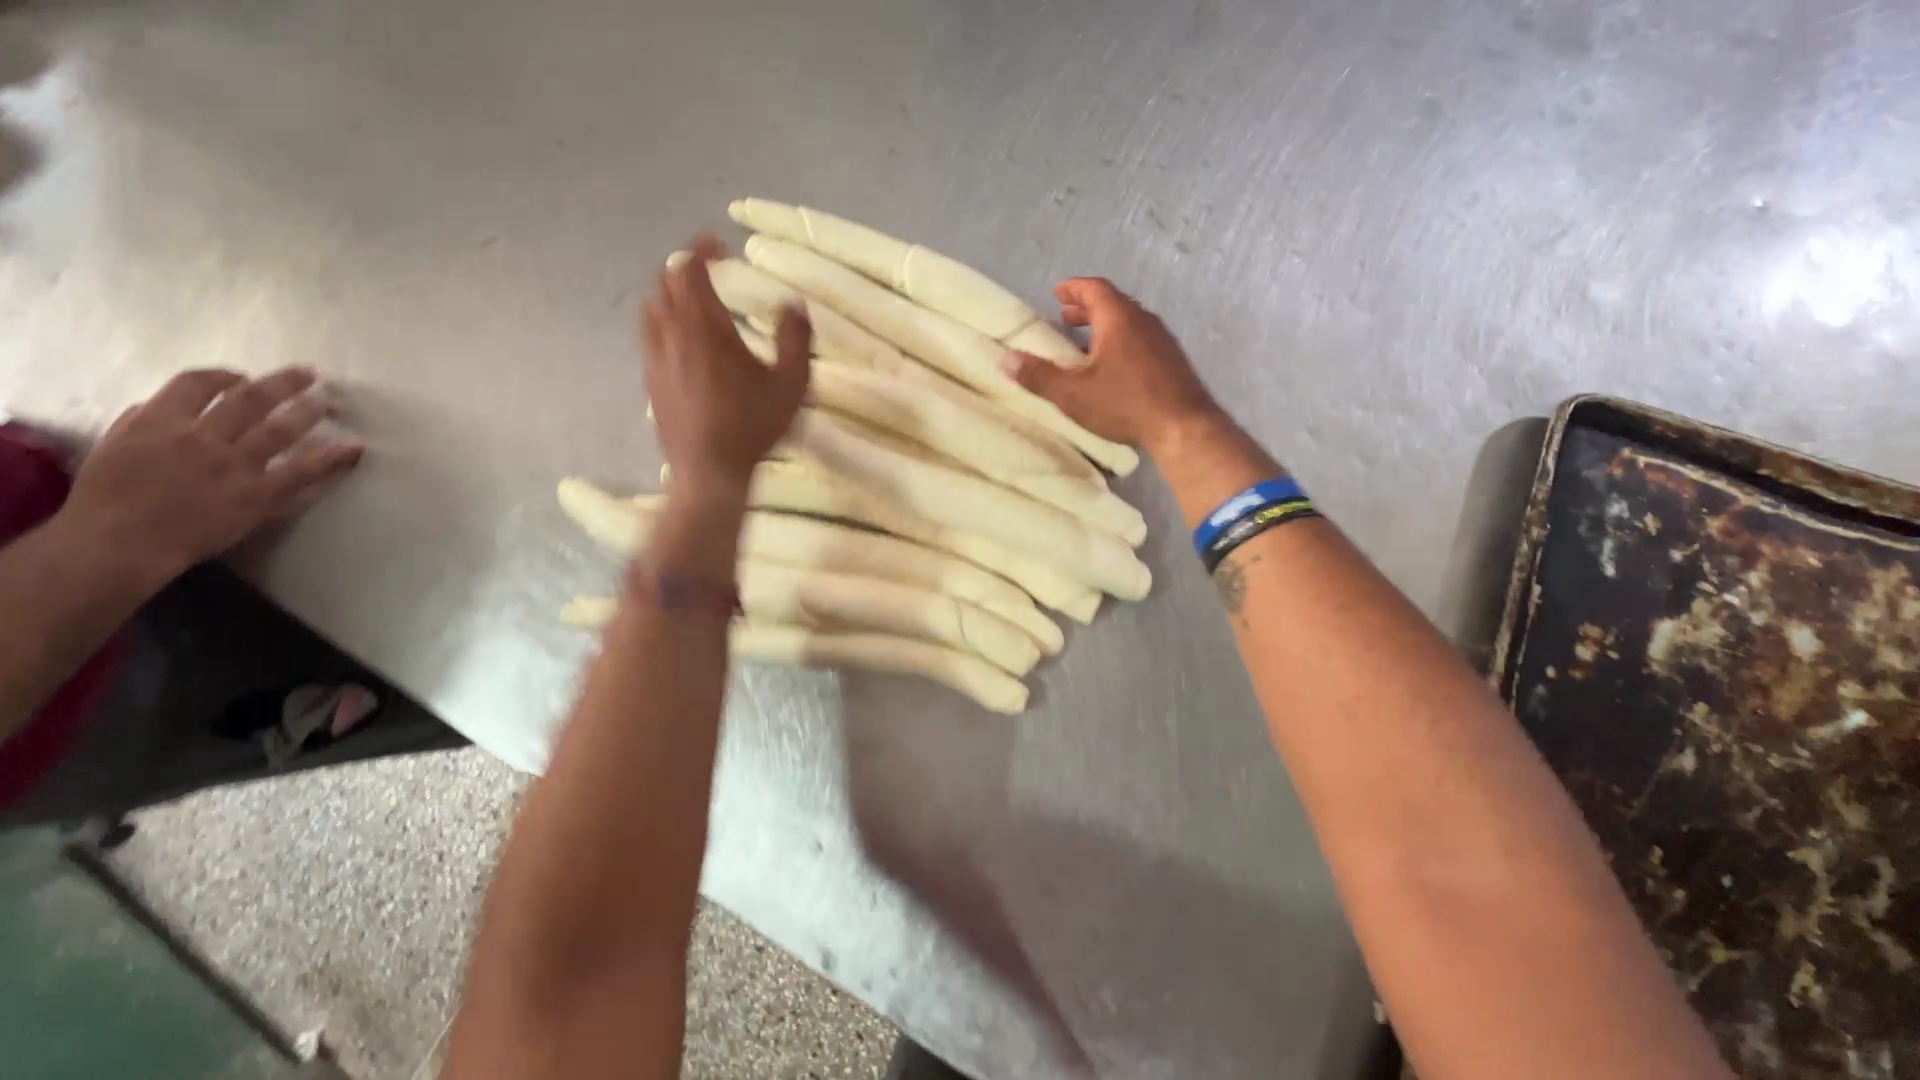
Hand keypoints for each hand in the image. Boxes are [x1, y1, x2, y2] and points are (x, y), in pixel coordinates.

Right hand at [59, 367, 362, 588]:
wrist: (120, 543)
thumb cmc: (106, 500)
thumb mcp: (111, 448)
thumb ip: (139, 423)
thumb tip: (159, 406)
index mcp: (160, 422)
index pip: (197, 383)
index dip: (225, 376)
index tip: (244, 377)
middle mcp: (202, 436)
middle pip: (250, 399)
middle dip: (284, 382)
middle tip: (310, 374)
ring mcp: (235, 465)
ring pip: (280, 429)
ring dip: (308, 411)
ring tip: (329, 402)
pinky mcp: (258, 494)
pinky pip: (302, 472)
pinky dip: (331, 459)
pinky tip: (353, 450)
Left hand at [644, 235, 810, 494]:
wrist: (707, 470)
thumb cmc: (752, 426)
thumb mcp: (790, 384)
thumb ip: (795, 339)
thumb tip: (794, 305)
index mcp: (705, 326)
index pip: (689, 268)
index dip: (701, 249)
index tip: (718, 246)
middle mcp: (672, 333)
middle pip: (664, 282)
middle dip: (684, 268)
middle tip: (708, 270)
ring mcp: (655, 357)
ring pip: (652, 308)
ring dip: (670, 295)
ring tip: (693, 302)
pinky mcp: (649, 381)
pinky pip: (650, 337)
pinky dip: (664, 324)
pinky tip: (682, 344)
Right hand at [1001, 277, 1221, 449]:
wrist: (1184, 426)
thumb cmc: (1125, 404)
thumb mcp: (1073, 394)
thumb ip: (1039, 376)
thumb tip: (1006, 359)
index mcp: (1118, 318)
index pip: (1094, 289)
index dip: (1074, 288)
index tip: (1058, 292)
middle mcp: (1143, 321)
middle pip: (1113, 303)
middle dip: (1087, 309)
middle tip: (1065, 318)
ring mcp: (1162, 340)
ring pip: (1129, 323)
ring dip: (1105, 327)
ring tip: (1086, 344)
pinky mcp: (1173, 361)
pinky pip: (1142, 340)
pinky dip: (1122, 342)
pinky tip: (1114, 367)